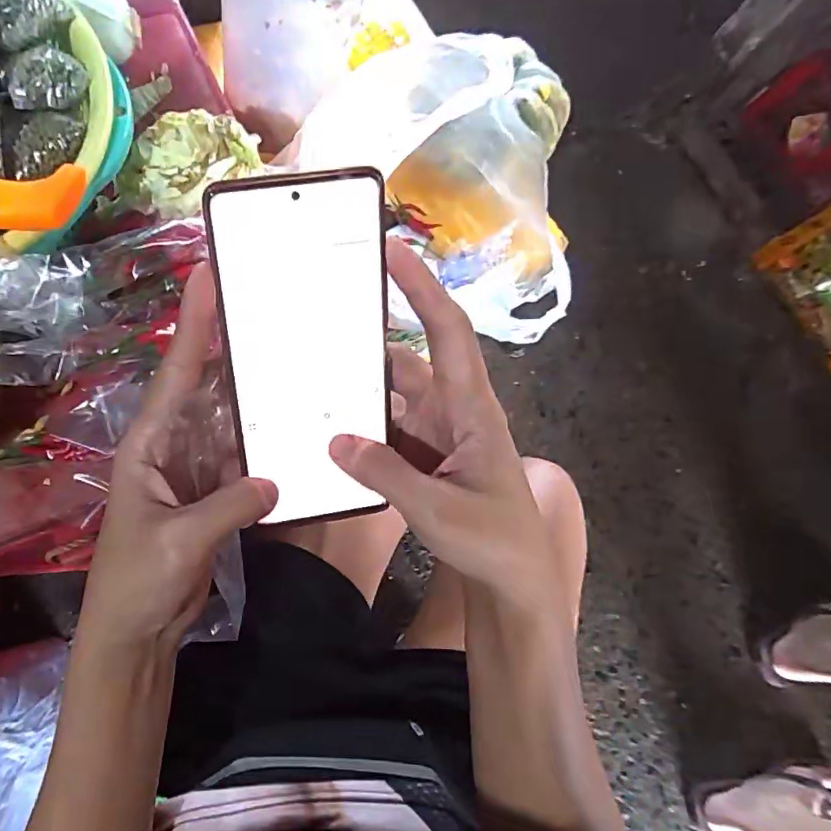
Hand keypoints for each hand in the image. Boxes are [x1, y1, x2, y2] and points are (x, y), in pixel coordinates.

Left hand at [78, 262, 277, 647]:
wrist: (135, 631)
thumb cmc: (137, 581)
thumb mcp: (179, 540)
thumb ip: (229, 505)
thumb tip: (274, 481)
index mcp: (150, 444)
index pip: (177, 373)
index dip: (195, 324)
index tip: (210, 275)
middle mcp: (172, 446)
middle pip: (207, 386)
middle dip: (234, 347)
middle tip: (272, 308)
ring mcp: (195, 470)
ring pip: (230, 421)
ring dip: (256, 396)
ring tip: (294, 358)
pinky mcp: (214, 495)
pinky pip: (244, 460)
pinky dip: (266, 447)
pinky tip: (294, 430)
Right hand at [330, 238, 556, 597]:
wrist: (514, 580)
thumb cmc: (492, 540)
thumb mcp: (436, 509)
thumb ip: (385, 473)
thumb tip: (335, 441)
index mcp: (472, 409)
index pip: (448, 332)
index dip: (422, 288)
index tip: (392, 250)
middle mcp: (456, 410)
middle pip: (413, 355)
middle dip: (376, 330)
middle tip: (329, 307)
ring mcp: (440, 432)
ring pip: (397, 392)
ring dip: (364, 380)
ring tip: (316, 366)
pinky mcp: (427, 454)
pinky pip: (390, 425)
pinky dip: (364, 421)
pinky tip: (331, 424)